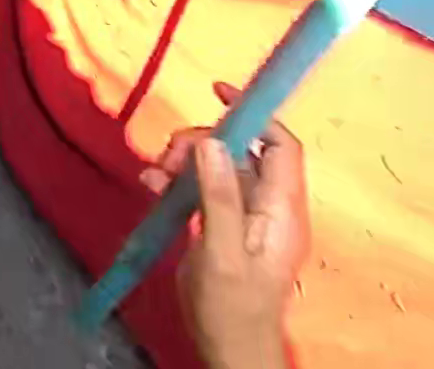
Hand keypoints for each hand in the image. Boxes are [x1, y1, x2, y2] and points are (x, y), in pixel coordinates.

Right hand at [140, 84, 309, 368]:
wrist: (229, 351)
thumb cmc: (233, 307)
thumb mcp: (223, 252)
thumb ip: (219, 196)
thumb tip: (211, 140)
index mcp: (281, 211)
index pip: (281, 147)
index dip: (255, 114)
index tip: (217, 90)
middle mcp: (266, 205)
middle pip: (236, 149)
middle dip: (197, 142)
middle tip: (167, 161)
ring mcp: (242, 213)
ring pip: (211, 162)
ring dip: (179, 160)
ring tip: (155, 179)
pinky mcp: (219, 220)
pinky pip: (196, 182)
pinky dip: (172, 178)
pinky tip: (152, 188)